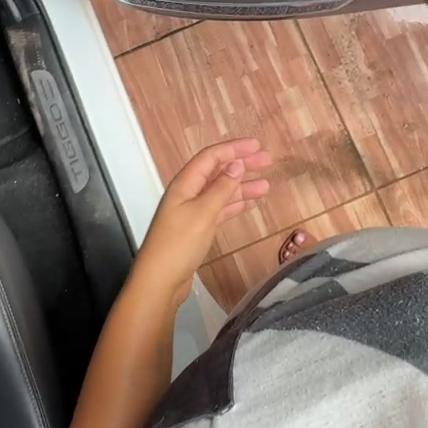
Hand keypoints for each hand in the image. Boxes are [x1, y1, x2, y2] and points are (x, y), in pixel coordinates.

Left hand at [129, 139, 272, 304]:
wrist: (159, 282)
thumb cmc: (179, 245)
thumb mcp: (203, 214)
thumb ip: (221, 189)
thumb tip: (236, 164)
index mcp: (185, 184)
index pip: (211, 157)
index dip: (234, 148)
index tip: (257, 146)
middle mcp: (187, 193)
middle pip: (217, 171)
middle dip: (241, 164)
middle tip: (267, 161)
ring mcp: (191, 211)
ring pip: (220, 191)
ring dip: (242, 187)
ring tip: (266, 185)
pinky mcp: (196, 228)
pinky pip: (219, 209)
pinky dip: (234, 204)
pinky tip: (250, 204)